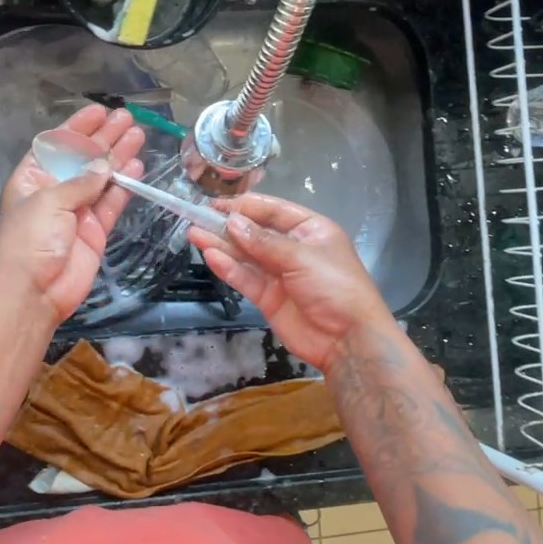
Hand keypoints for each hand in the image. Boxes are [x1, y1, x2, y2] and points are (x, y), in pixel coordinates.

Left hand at [0, 105, 145, 323]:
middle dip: (104, 138)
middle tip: (128, 118)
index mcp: (32, 178)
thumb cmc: (29, 241)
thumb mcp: (48, 201)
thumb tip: (104, 166)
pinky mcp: (94, 231)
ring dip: (119, 157)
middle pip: (82, 157)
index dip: (77, 127)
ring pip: (101, 177)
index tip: (99, 111)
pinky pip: (112, 202)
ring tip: (138, 135)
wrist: (33, 293)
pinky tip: (138, 166)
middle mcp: (54, 190)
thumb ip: (80, 182)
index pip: (56, 144)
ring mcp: (76, 211)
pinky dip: (125, 185)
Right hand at [188, 194, 396, 371]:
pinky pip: (245, 278)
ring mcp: (279, 274)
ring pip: (245, 255)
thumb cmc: (335, 287)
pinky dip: (228, 268)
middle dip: (227, 225)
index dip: (245, 206)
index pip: (272, 211)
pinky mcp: (268, 297)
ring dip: (221, 245)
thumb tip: (232, 222)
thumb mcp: (302, 257)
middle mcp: (293, 248)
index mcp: (310, 230)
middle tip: (196, 217)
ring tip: (193, 234)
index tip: (216, 203)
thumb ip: (263, 241)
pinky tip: (210, 256)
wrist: (348, 339)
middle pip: (255, 232)